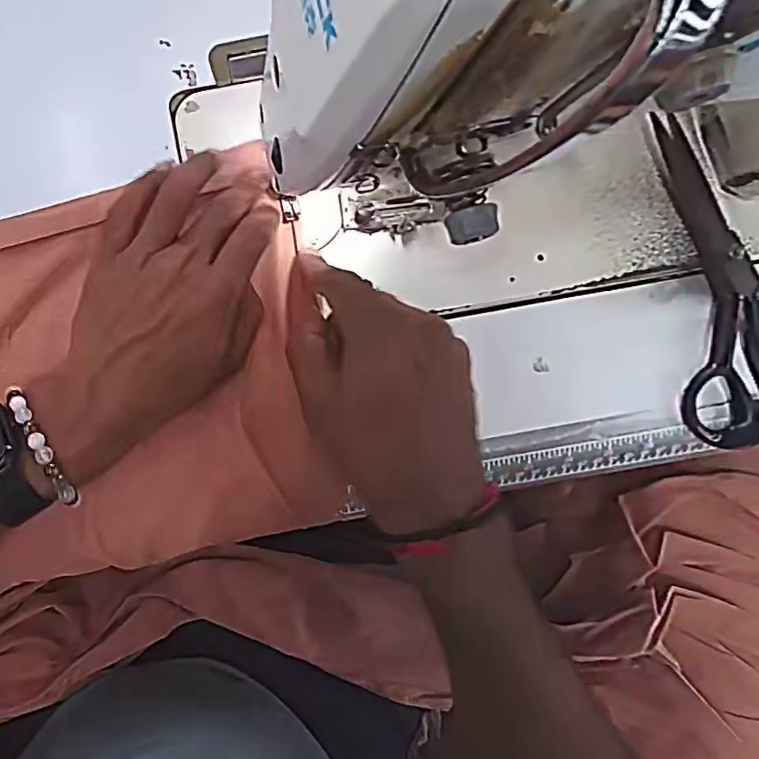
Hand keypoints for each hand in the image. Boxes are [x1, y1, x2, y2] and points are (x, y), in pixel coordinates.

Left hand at [32, 147, 279, 484]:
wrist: (106, 393)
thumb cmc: (165, 384)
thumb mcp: (226, 360)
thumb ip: (247, 314)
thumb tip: (248, 281)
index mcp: (216, 290)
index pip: (251, 234)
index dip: (265, 216)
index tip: (268, 212)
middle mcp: (182, 264)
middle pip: (220, 210)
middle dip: (242, 191)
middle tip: (250, 183)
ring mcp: (142, 256)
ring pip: (174, 196)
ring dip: (197, 171)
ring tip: (210, 160)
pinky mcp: (110, 257)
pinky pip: (127, 209)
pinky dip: (144, 186)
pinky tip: (159, 174)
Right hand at [284, 252, 487, 535]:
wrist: (432, 491)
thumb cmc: (375, 453)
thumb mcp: (318, 398)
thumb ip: (305, 341)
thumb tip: (301, 307)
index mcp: (381, 330)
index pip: (342, 281)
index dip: (316, 273)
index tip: (305, 267)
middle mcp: (419, 325)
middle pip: (369, 298)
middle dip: (343, 311)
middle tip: (325, 346)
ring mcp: (443, 340)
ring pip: (393, 315)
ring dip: (371, 330)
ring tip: (359, 375)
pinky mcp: (456, 355)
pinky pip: (416, 333)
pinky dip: (396, 343)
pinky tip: (386, 381)